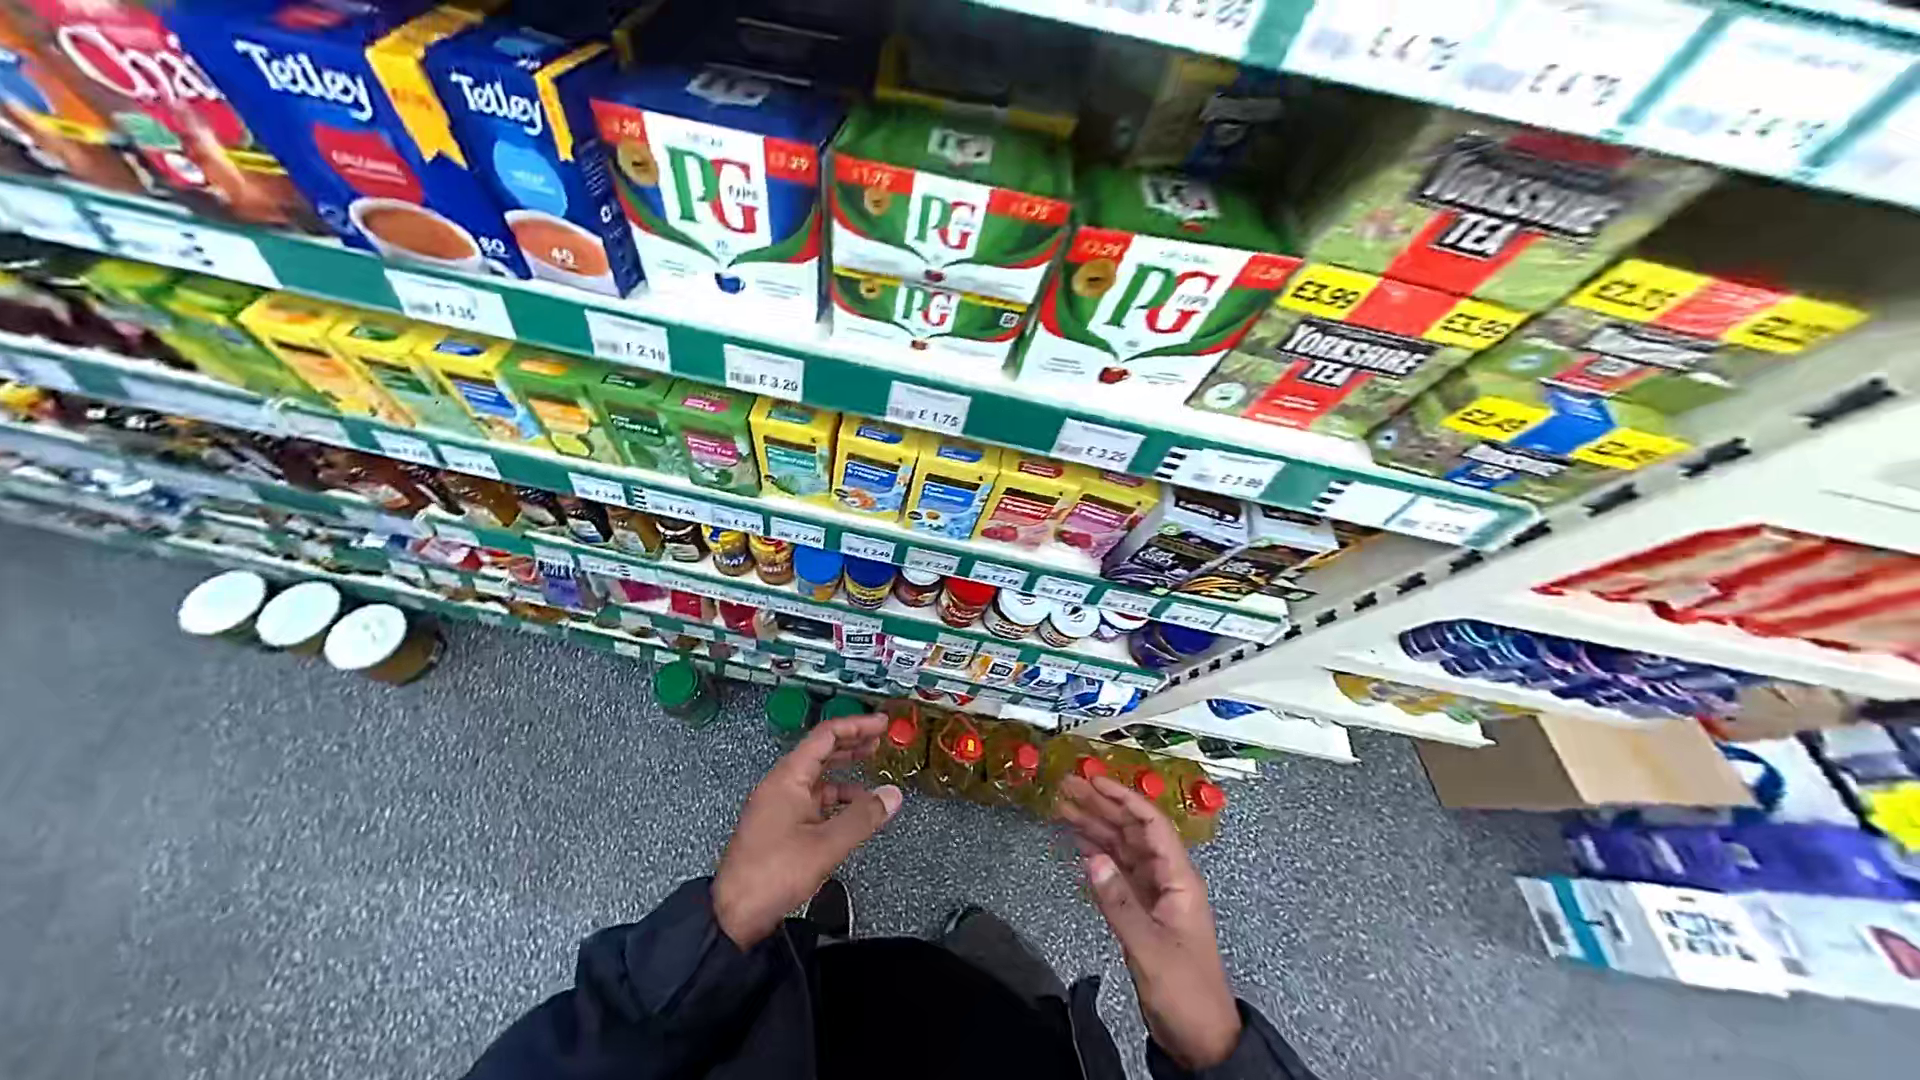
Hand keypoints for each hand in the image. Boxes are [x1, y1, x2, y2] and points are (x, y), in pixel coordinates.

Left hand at [711, 714, 903, 948]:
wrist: (734, 914)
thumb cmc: (773, 873)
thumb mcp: (826, 845)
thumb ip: (863, 817)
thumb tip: (892, 795)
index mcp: (788, 777)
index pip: (826, 736)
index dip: (856, 726)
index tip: (881, 724)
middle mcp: (782, 784)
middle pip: (821, 751)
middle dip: (852, 742)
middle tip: (880, 739)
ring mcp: (779, 804)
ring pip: (818, 775)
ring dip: (845, 769)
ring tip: (870, 767)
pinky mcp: (780, 824)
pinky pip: (813, 798)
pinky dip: (836, 796)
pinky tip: (854, 807)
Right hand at [1057, 774, 1240, 1070]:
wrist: (1200, 1039)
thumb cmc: (1184, 990)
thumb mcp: (1150, 947)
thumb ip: (1119, 902)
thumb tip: (1090, 857)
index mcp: (1179, 878)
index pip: (1151, 824)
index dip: (1124, 798)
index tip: (1095, 781)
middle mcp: (1165, 877)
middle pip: (1131, 830)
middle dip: (1101, 806)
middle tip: (1068, 787)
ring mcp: (1152, 893)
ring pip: (1121, 848)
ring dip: (1095, 826)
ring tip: (1064, 807)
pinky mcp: (1141, 910)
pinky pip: (1116, 871)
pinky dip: (1097, 854)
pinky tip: (1078, 843)